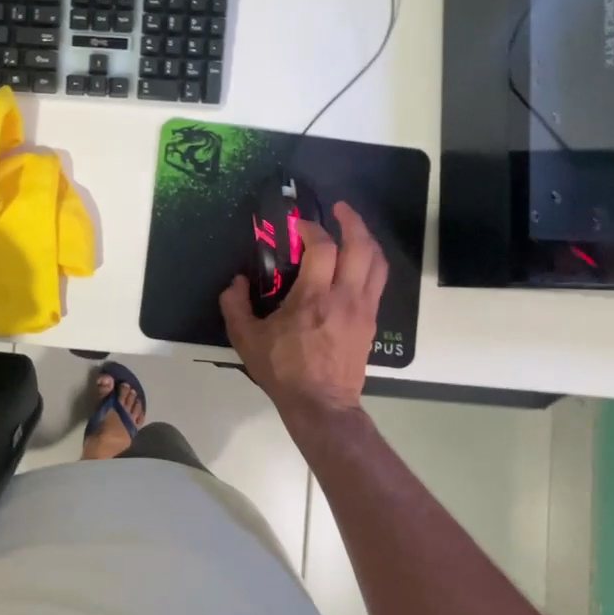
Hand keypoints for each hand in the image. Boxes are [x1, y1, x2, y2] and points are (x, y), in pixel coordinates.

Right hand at [219, 202, 389, 423]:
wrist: (321, 405)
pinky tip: (358, 263)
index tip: (297, 226)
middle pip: (361, 246)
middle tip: (338, 209)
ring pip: (377, 263)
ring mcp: (363, 309)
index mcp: (313, 298)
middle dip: (351, 221)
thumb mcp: (246, 339)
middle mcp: (345, 297)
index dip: (311, 228)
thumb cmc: (283, 371)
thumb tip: (236, 282)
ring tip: (353, 229)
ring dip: (367, 239)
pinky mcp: (371, 321)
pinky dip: (371, 264)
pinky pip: (378, 282)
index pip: (322, 247)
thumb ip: (235, 305)